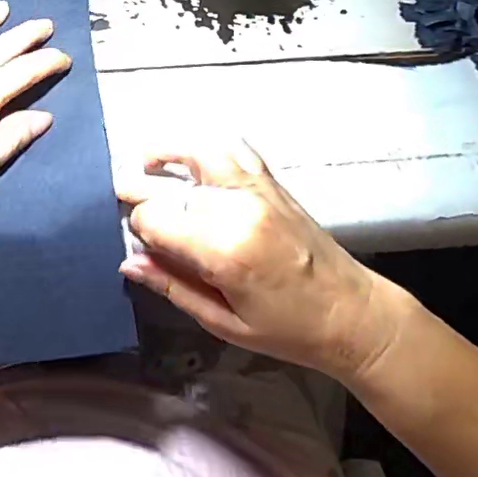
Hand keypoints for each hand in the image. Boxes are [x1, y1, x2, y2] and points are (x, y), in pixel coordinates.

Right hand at [116, 139, 416, 382]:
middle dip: (142, 194)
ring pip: (199, 154)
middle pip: (169, 189)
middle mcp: (238, 211)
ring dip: (168, 153)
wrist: (353, 315)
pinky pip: (235, 149)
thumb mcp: (223, 322)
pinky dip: (209, 146)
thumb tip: (129, 262)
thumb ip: (172, 286)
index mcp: (224, 251)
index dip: (139, 230)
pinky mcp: (272, 184)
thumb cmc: (289, 330)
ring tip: (148, 162)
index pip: (155, 220)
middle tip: (124, 198)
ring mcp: (257, 191)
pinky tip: (193, 157)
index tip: (144, 245)